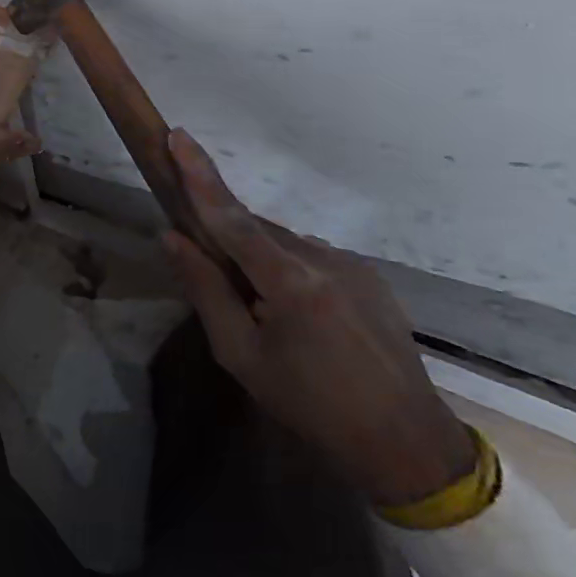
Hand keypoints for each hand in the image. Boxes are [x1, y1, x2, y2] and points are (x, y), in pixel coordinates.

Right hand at [162, 129, 475, 506]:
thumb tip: (171, 237)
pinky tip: (292, 311)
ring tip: (257, 307)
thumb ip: (205, 290)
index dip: (200, 175)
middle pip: (255, 227)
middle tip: (205, 267)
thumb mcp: (240, 355)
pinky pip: (310, 256)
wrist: (404, 441)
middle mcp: (325, 260)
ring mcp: (353, 266)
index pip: (233, 218)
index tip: (178, 135)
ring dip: (257, 256)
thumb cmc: (309, 403)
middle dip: (224, 234)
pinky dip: (286, 267)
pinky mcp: (370, 276)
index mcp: (291, 283)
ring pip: (283, 242)